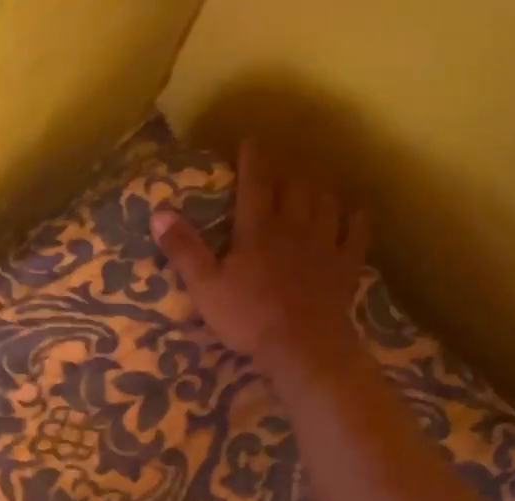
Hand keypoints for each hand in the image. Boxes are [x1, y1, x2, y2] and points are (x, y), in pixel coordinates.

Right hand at [149, 139, 369, 356]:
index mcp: (258, 228)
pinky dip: (355, 216)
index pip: (256, 181)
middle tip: (280, 163)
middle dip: (288, 168)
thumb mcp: (204, 287)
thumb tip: (159, 212)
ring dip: (318, 186)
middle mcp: (294, 225)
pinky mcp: (346, 263)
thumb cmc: (247, 317)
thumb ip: (184, 249)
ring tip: (312, 181)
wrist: (300, 345)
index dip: (253, 158)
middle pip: (296, 184)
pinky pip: (356, 230)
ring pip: (326, 199)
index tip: (251, 140)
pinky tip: (352, 211)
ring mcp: (325, 242)